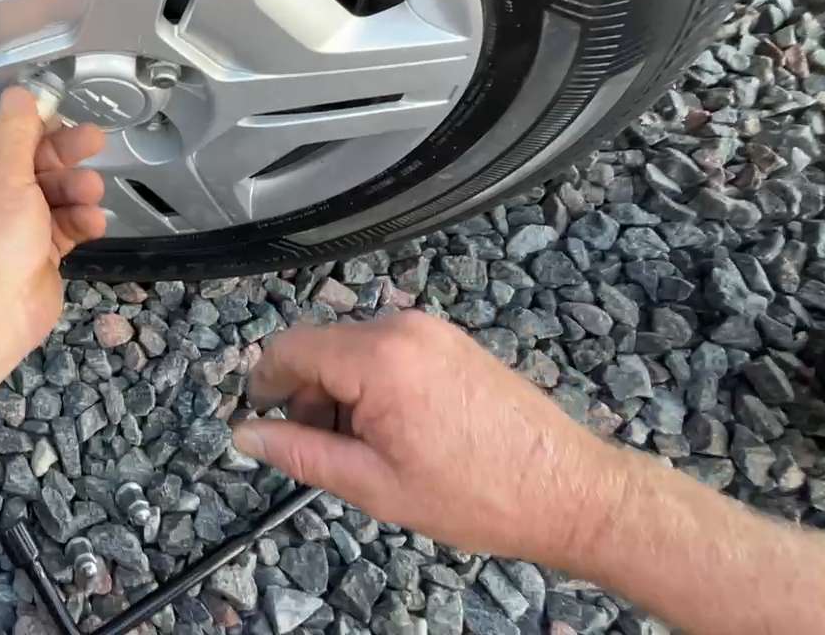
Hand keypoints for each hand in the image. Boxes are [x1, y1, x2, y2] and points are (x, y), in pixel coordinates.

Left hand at [0, 87, 106, 395]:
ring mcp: (8, 225)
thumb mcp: (2, 170)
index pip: (1, 136)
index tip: (62, 121)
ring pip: (50, 194)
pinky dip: (77, 221)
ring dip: (74, 189)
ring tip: (89, 191)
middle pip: (30, 162)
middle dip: (62, 155)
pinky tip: (91, 220)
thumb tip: (20, 92)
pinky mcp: (33, 252)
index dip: (34, 128)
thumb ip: (16, 129)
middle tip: (93, 141)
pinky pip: (61, 226)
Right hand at [232, 312, 631, 568]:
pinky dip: (369, 378)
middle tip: (320, 442)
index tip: (263, 414)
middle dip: (304, 392)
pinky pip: (382, 346)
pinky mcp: (444, 337)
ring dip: (337, 387)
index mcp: (376, 359)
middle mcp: (398, 329)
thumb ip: (299, 453)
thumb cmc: (483, 496)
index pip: (287, 349)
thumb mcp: (374, 485)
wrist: (581, 495)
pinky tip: (391, 423)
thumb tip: (244, 435)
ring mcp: (426, 328)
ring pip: (347, 347)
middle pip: (316, 346)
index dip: (265, 382)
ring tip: (363, 441)